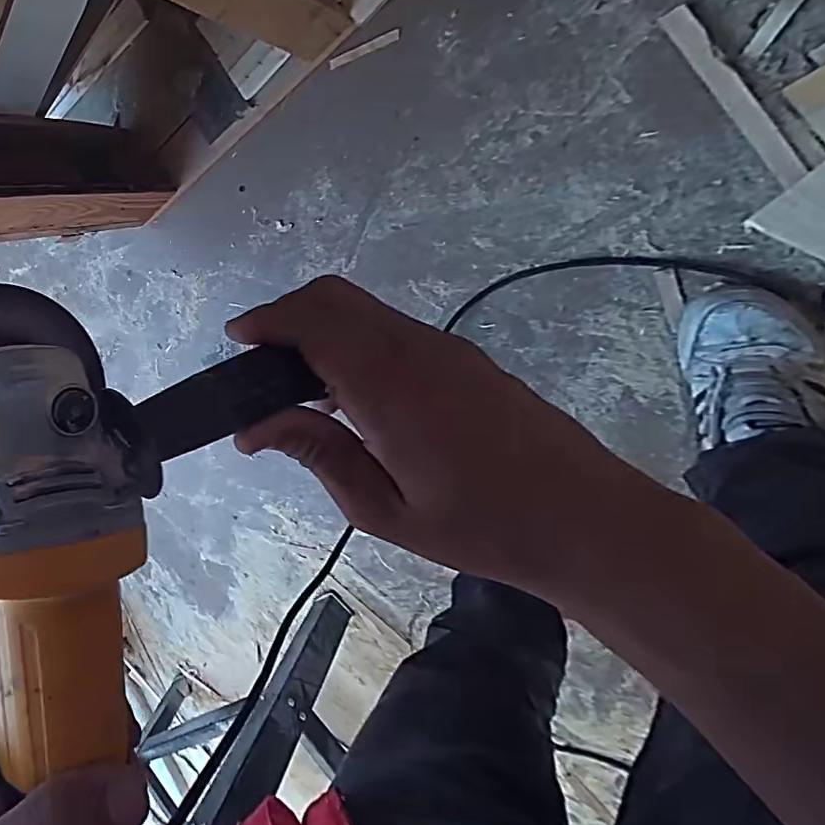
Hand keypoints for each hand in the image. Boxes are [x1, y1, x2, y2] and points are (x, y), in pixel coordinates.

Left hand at [0, 633, 147, 824]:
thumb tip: (125, 781)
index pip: (2, 634)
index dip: (49, 622)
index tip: (97, 635)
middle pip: (49, 674)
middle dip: (90, 702)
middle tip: (113, 740)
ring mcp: (12, 762)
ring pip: (73, 719)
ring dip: (103, 747)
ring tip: (111, 784)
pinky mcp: (35, 795)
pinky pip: (84, 763)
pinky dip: (105, 779)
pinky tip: (109, 809)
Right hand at [228, 276, 679, 600]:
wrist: (589, 521)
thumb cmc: (482, 527)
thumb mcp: (382, 509)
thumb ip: (318, 454)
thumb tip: (255, 429)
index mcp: (389, 387)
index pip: (313, 322)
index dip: (266, 320)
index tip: (236, 340)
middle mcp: (415, 350)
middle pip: (333, 297)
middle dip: (283, 313)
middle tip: (256, 360)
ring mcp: (443, 348)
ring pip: (361, 308)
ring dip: (315, 326)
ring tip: (291, 380)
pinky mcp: (459, 357)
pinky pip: (386, 327)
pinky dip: (347, 338)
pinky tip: (343, 390)